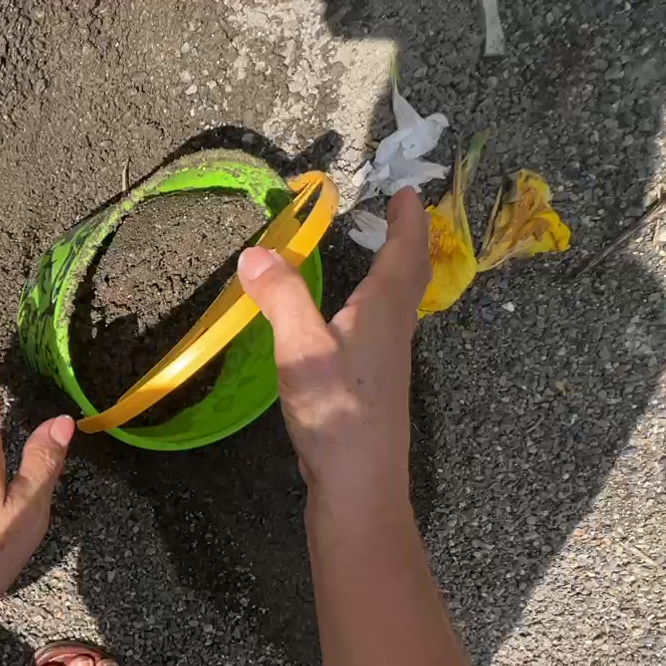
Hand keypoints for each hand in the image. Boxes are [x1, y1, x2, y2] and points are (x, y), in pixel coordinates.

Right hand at [237, 187, 429, 511]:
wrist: (357, 476)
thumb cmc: (336, 408)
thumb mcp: (301, 348)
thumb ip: (280, 298)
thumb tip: (255, 252)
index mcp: (381, 312)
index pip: (402, 253)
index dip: (406, 220)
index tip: (409, 190)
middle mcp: (392, 331)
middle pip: (410, 277)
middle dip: (407, 243)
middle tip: (401, 217)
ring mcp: (385, 361)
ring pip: (398, 305)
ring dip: (395, 275)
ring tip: (379, 260)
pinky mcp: (371, 386)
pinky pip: (380, 330)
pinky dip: (374, 308)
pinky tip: (352, 324)